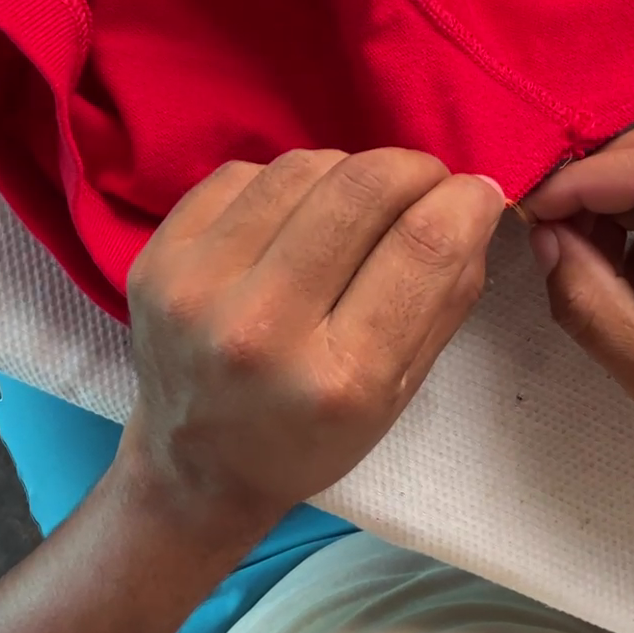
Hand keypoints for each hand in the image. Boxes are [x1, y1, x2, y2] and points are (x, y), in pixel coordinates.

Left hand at [118, 148, 503, 538]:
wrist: (195, 465)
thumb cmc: (310, 439)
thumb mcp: (399, 394)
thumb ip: (447, 297)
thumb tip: (473, 201)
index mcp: (337, 380)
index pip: (422, 247)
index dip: (466, 202)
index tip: (476, 194)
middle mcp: (260, 328)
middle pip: (361, 187)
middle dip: (413, 168)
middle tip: (424, 182)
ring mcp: (195, 285)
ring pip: (302, 166)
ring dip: (349, 171)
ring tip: (356, 206)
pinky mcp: (156, 257)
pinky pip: (243, 173)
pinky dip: (286, 183)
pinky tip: (293, 219)